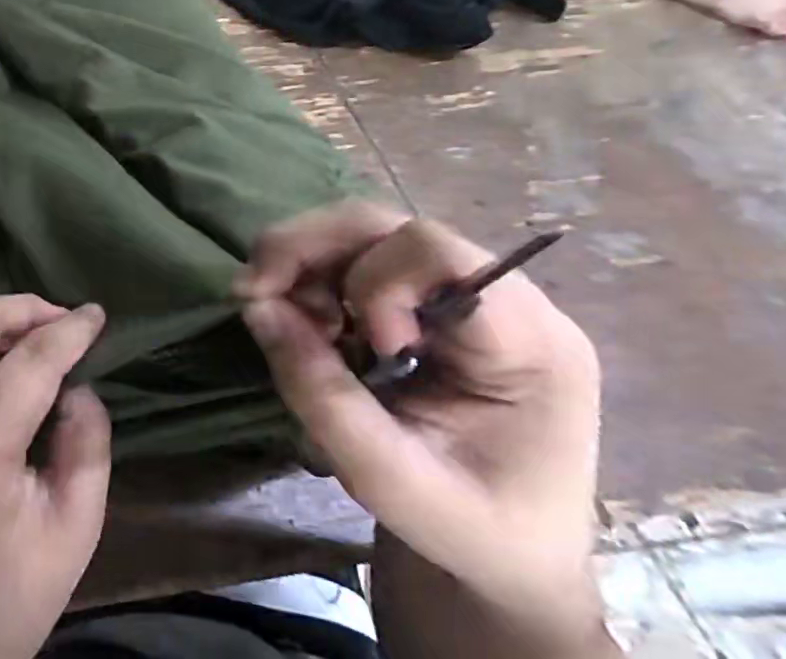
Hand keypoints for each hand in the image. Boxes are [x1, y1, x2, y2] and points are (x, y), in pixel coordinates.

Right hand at [238, 202, 614, 658]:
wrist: (505, 558)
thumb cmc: (470, 530)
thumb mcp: (393, 482)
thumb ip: (323, 397)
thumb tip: (257, 307)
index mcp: (530, 342)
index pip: (437, 252)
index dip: (375, 282)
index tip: (360, 348)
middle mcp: (503, 298)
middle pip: (389, 226)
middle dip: (310, 248)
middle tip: (255, 290)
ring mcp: (463, 295)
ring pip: (365, 234)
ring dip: (306, 263)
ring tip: (283, 315)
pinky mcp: (429, 302)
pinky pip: (358, 261)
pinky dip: (314, 279)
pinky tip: (310, 323)